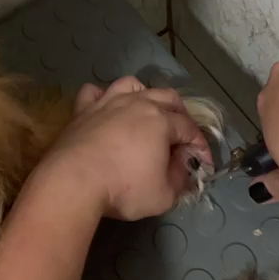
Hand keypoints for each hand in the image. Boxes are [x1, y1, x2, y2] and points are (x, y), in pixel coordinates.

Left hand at [30, 76, 211, 221]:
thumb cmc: (124, 188)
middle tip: (182, 134)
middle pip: (166, 96)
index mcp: (160, 121)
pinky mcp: (83, 108)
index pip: (189, 128)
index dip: (200, 145)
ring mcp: (107, 101)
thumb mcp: (164, 195)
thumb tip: (182, 167)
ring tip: (147, 112)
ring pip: (131, 84)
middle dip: (180, 113)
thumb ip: (179, 179)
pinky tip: (105, 108)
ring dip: (144, 94)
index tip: (203, 163)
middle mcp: (136, 103)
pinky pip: (94, 91)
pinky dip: (102, 96)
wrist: (75, 179)